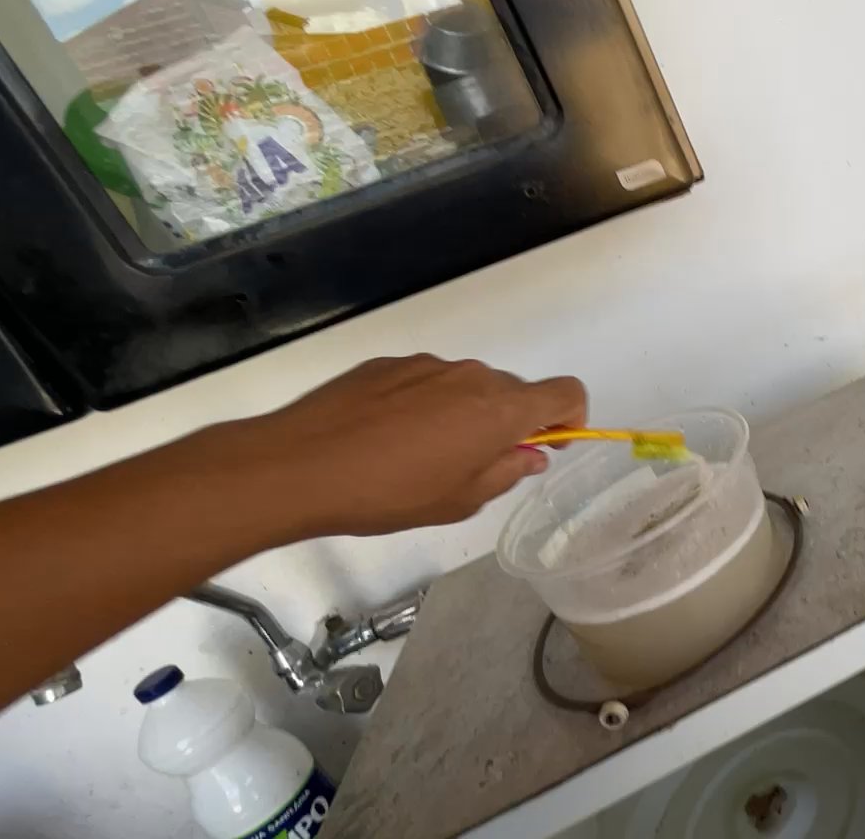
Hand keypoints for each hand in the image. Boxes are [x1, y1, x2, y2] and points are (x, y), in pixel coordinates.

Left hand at [140, 355, 587, 540]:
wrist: (292, 466)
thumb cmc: (388, 493)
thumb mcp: (459, 501)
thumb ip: (506, 472)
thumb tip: (527, 455)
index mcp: (501, 410)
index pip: (566, 392)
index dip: (572, 416)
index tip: (550, 443)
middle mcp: (475, 377)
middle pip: (516, 391)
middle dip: (510, 423)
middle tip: (476, 462)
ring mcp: (430, 365)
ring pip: (470, 386)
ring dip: (466, 413)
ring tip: (421, 452)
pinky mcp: (390, 364)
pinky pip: (428, 381)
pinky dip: (425, 404)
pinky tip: (387, 436)